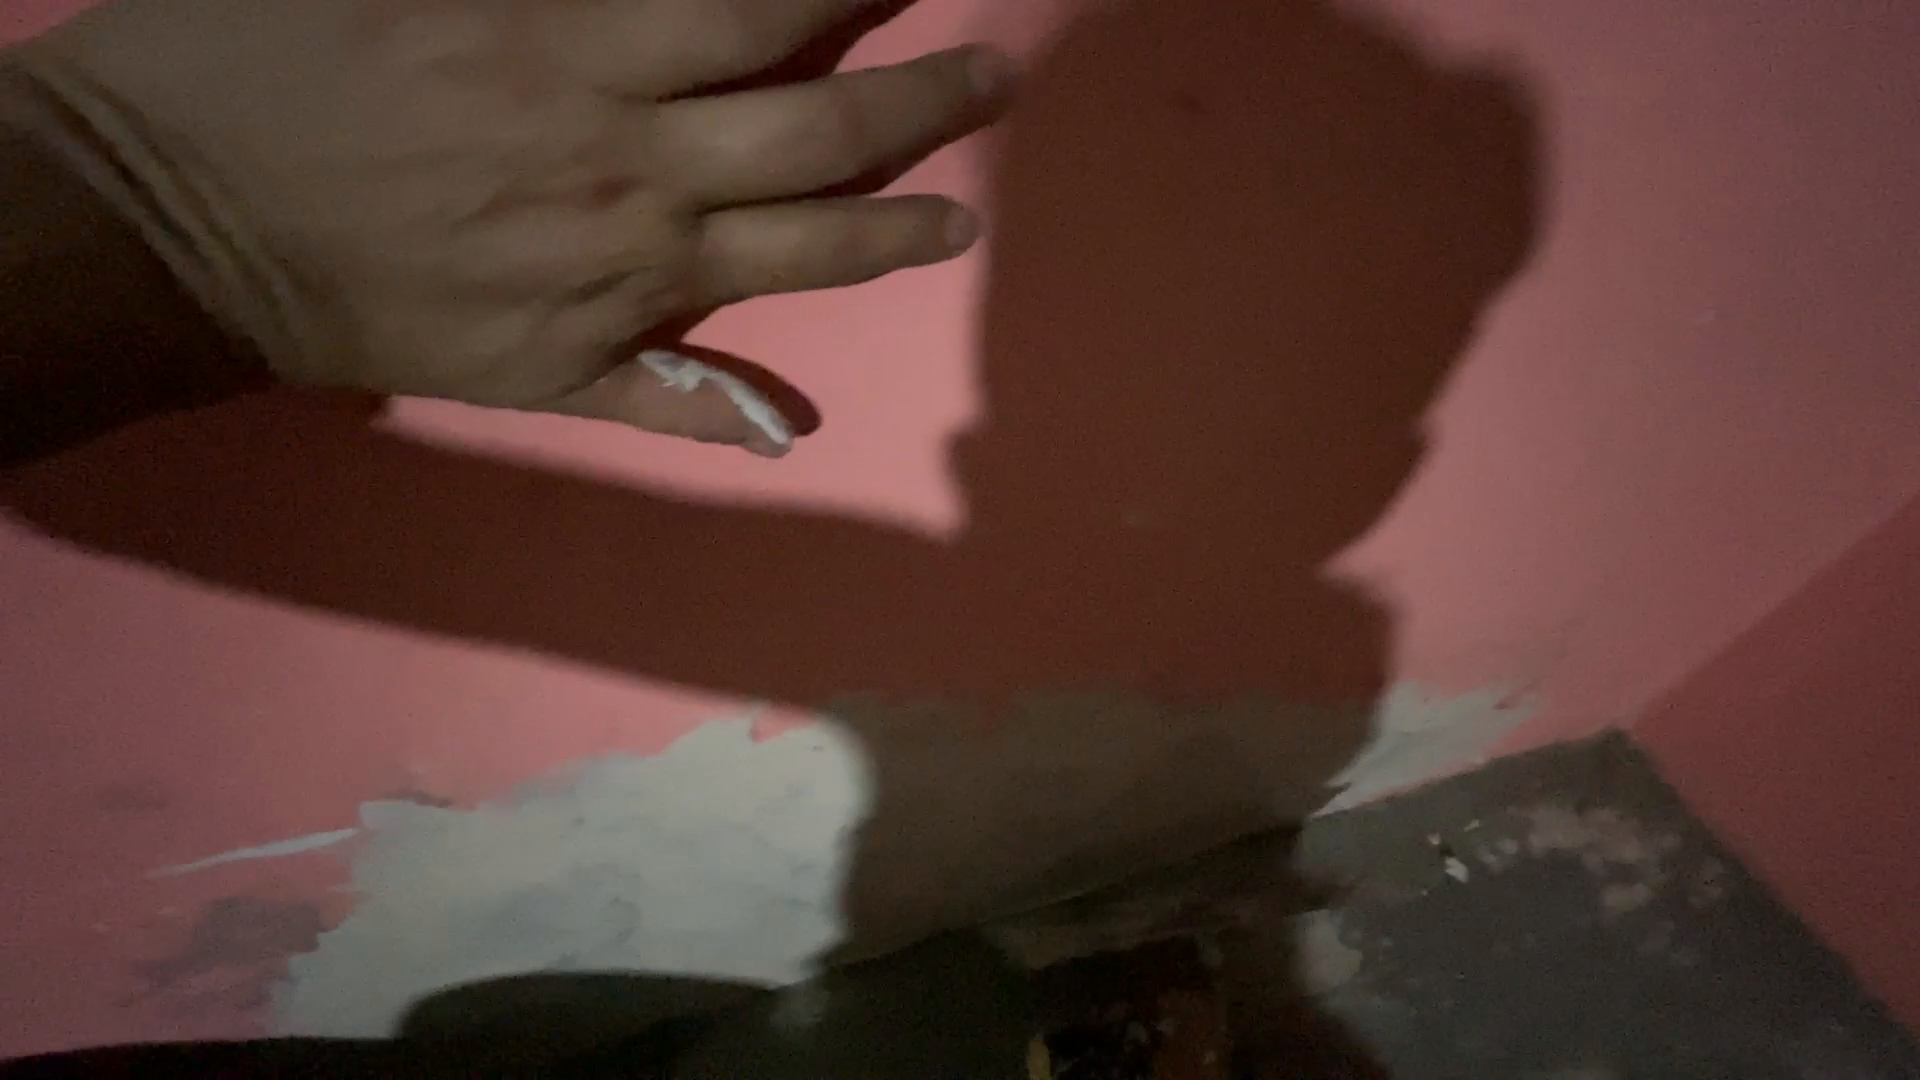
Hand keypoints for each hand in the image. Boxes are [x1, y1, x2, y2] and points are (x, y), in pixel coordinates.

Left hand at [6, 0, 1010, 455]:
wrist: (195, 222)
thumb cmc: (393, 318)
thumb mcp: (548, 387)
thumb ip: (676, 401)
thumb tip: (783, 435)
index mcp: (656, 264)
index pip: (816, 247)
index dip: (901, 235)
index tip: (967, 219)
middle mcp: (641, 161)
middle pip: (813, 125)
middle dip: (918, 101)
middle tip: (996, 68)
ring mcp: (572, 58)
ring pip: (743, 11)